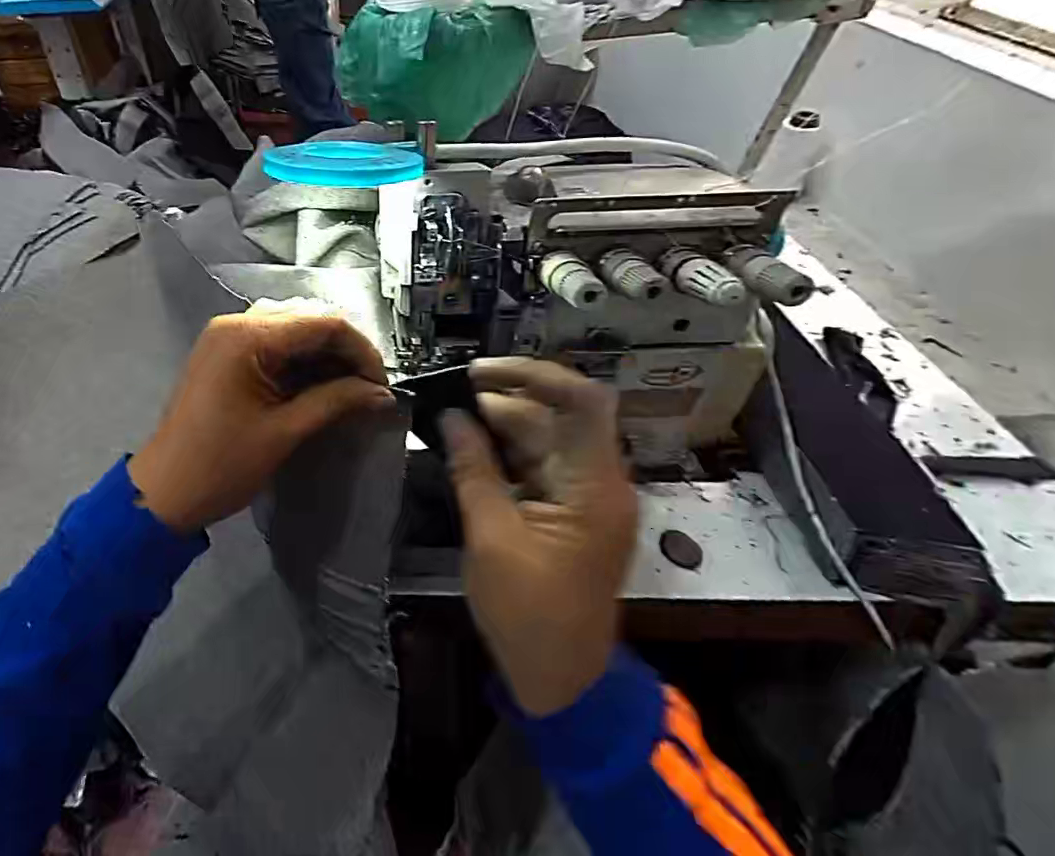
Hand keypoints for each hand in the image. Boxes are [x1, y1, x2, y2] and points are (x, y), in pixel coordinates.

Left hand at [130, 302, 393, 532]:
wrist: (162, 495)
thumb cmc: (220, 466)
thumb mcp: (285, 431)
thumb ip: (337, 401)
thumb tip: (383, 394)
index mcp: (247, 337)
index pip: (324, 324)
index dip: (361, 351)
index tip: (381, 385)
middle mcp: (237, 324)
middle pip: (311, 322)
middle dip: (346, 354)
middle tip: (370, 390)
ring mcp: (229, 338)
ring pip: (297, 332)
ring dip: (327, 358)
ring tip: (351, 391)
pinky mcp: (227, 354)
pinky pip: (277, 346)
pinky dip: (304, 364)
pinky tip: (323, 387)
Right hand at [441, 358, 636, 716]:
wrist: (562, 679)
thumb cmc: (528, 615)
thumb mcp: (491, 538)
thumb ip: (473, 470)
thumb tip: (453, 418)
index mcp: (594, 486)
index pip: (583, 402)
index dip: (536, 375)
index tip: (483, 374)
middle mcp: (601, 481)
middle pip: (562, 418)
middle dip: (510, 402)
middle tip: (457, 397)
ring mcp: (590, 497)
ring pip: (551, 440)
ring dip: (507, 427)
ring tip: (458, 418)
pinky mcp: (575, 512)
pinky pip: (545, 466)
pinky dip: (513, 455)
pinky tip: (476, 449)